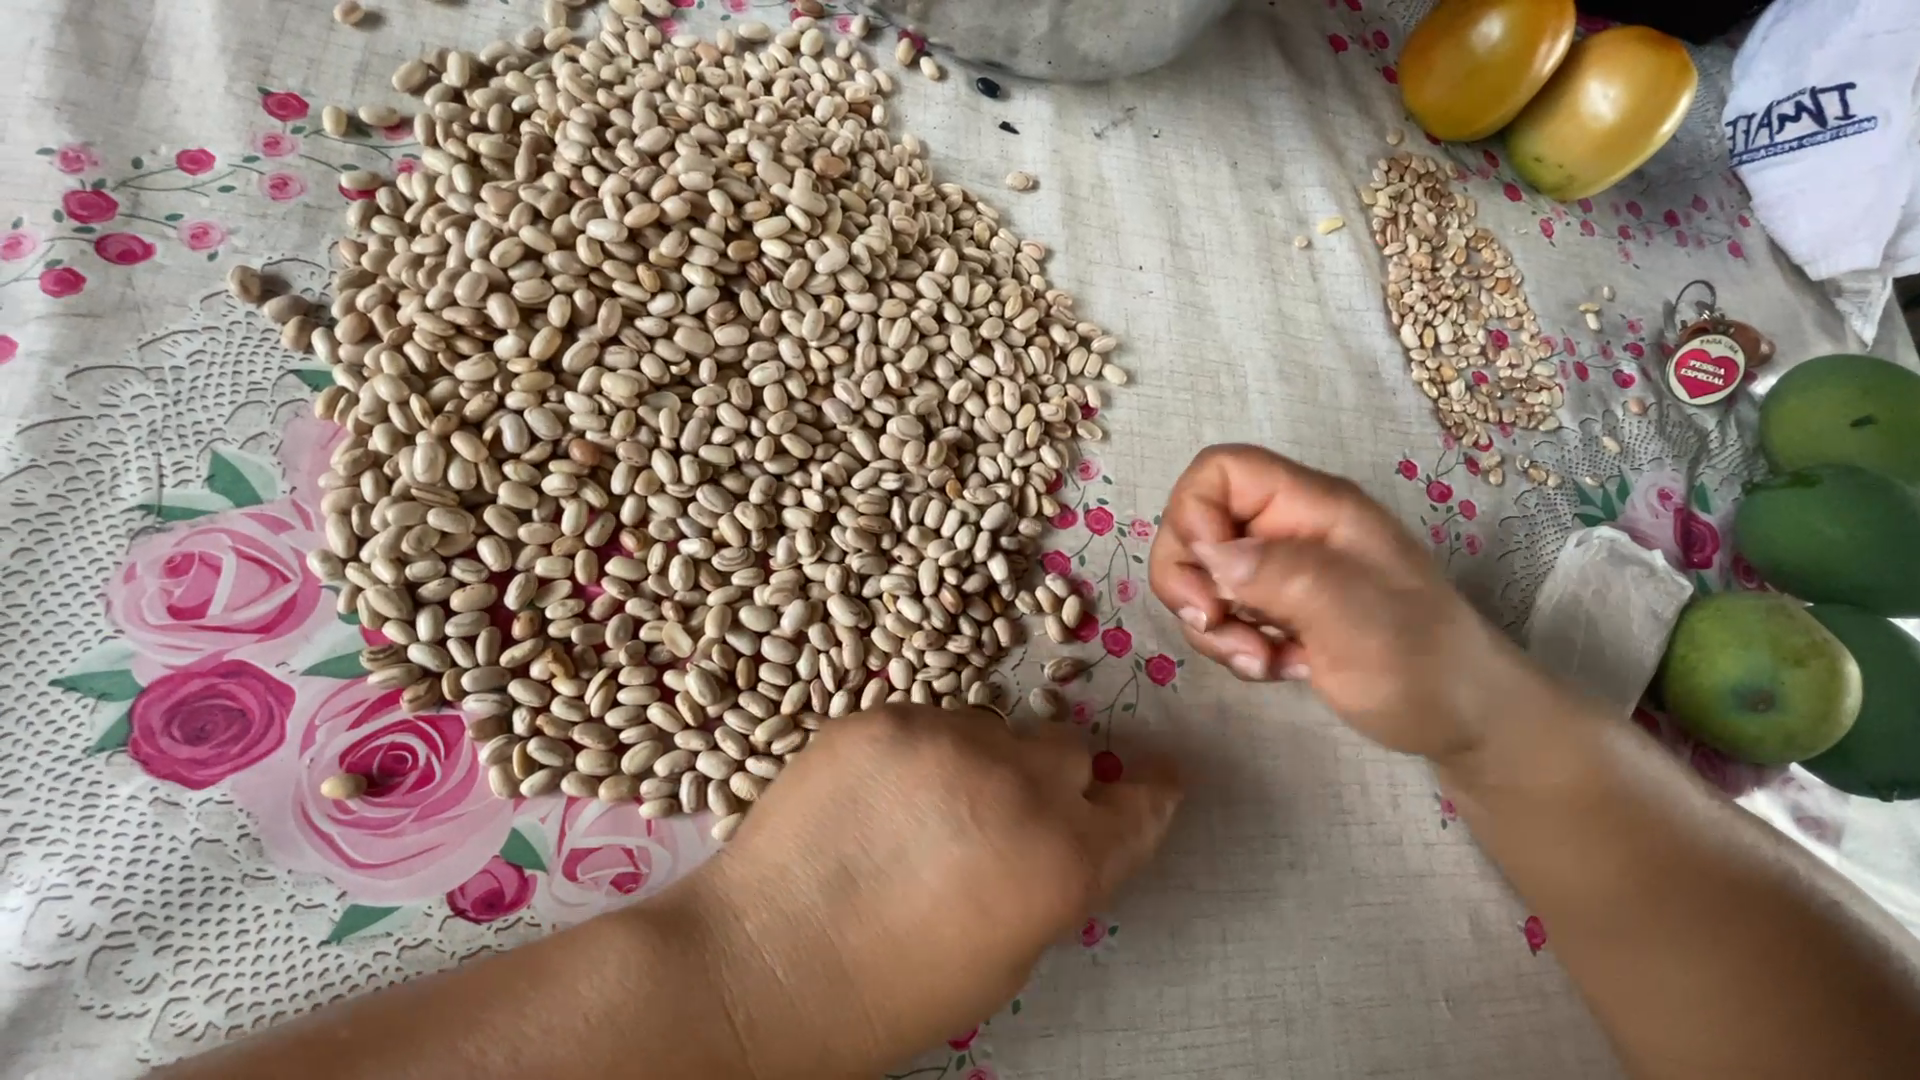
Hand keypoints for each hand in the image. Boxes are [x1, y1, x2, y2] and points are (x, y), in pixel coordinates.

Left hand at [668, 705, 1180, 1078]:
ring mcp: (945, 737)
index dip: (1151, 792)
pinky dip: (926, 752)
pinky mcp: (884, 715)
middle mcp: (1016, 783)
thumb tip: (1077, 828)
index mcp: (1061, 858)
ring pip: (998, 731)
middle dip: (1057, 780)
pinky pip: (933, 721)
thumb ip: (1056, 878)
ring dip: (985, 762)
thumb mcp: (1007, 954)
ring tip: (931, 810)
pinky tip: (886, 795)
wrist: (764, 966)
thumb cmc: (891, 991)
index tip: (1159, 779)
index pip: (1139, 805)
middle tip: (1010, 811)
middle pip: (1072, 752)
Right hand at [1148, 444, 1534, 761]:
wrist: (1461, 719)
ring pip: (1198, 577)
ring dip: (1212, 626)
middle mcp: (1285, 530)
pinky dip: (1229, 646)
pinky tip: (1276, 667)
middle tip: (1222, 626)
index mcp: (1312, 508)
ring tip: (1263, 661)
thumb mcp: (1362, 619)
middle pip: (1193, 527)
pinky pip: (1216, 615)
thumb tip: (1211, 555)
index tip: (1213, 575)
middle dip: (1192, 584)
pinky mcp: (1269, 610)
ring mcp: (1275, 571)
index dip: (1196, 514)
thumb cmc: (1425, 663)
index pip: (1221, 471)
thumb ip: (1287, 576)